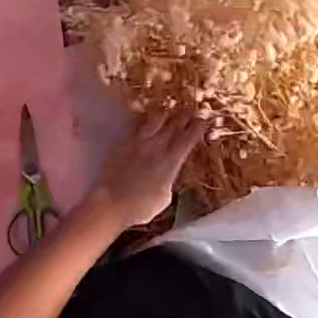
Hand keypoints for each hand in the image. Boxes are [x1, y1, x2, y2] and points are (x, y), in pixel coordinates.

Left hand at [79, 112, 206, 229]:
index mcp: (171, 161)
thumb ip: (169, 178)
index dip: (200, 125)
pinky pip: (137, 123)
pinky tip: (147, 120)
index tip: (206, 118)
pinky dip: (146, 120)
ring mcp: (139, 141)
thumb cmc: (141, 208)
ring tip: (170, 112)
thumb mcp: (165, 196)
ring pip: (156, 117)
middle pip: (176, 122)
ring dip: (167, 113)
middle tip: (193, 110)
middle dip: (187, 114)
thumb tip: (169, 173)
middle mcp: (157, 146)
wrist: (111, 204)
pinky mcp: (123, 141)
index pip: (190, 136)